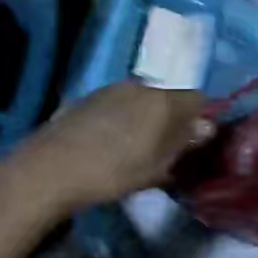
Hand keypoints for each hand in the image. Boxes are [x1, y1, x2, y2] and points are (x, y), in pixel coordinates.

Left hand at [0, 82, 214, 213]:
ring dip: (143, 118)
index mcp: (164, 101)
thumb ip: (183, 143)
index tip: (190, 144)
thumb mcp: (156, 167)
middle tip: (162, 150)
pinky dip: (119, 118)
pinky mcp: (87, 97)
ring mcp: (110, 88)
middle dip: (170, 119)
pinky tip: (105, 142)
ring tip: (131, 147)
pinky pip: (116, 104)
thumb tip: (205, 126)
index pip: (197, 99)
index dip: (199, 120)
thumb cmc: (113, 172)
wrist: (52, 167)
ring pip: (140, 99)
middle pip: (167, 97)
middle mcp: (140, 86)